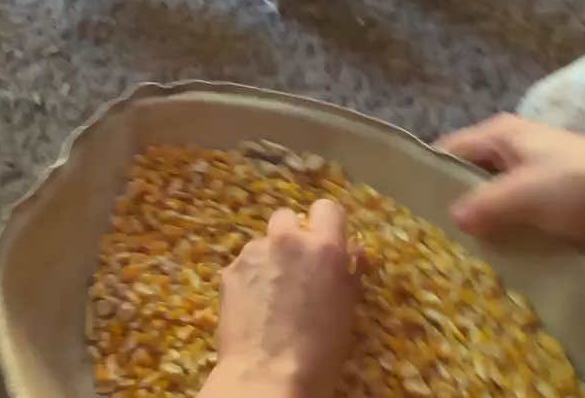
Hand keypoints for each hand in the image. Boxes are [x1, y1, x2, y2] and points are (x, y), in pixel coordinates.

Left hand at [205, 199, 363, 397]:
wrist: (267, 376)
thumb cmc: (319, 352)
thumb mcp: (346, 311)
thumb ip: (348, 273)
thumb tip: (353, 251)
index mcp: (323, 248)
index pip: (328, 208)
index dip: (328, 223)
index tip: (327, 241)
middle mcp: (288, 239)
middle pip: (289, 217)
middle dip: (292, 236)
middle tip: (296, 268)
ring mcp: (255, 250)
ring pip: (263, 241)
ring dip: (270, 258)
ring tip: (272, 294)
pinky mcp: (231, 267)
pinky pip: (244, 263)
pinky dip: (250, 277)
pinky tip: (253, 306)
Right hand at [436, 114, 584, 244]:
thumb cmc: (577, 186)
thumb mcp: (525, 196)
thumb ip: (485, 205)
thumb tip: (450, 217)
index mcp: (500, 131)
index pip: (450, 147)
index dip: (433, 172)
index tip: (419, 203)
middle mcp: (513, 138)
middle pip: (472, 165)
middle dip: (460, 193)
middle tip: (444, 226)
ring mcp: (536, 158)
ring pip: (495, 181)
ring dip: (486, 206)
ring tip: (472, 236)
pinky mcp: (555, 180)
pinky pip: (517, 194)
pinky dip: (509, 211)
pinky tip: (507, 235)